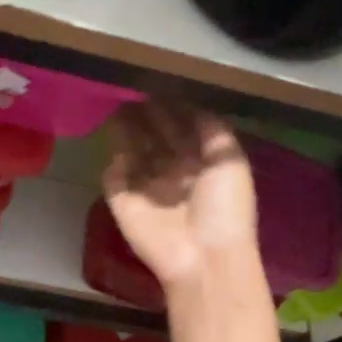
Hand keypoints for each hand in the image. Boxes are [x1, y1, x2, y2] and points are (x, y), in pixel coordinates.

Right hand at [103, 99, 257, 290]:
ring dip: (125, 132)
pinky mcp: (123, 203)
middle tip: (133, 89)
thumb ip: (213, 133)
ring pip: (133, 153)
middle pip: (156, 138)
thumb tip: (195, 107)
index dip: (173, 108)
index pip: (183, 129)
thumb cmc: (224, 209)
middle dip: (146, 116)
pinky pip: (114, 178)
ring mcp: (146, 188)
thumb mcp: (231, 162)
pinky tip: (111, 141)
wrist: (201, 256)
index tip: (162, 85)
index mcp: (202, 164)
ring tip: (118, 106)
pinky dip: (113, 162)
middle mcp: (173, 173)